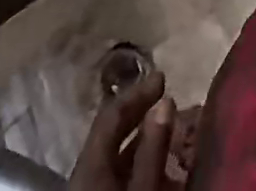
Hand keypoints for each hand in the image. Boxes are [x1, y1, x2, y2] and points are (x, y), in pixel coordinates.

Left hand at [69, 69, 175, 190]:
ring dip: (142, 135)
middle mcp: (85, 168)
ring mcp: (89, 184)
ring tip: (169, 126)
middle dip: (140, 110)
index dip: (137, 92)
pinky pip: (118, 169)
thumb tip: (166, 102)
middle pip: (112, 131)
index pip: (111, 114)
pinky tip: (159, 159)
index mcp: (91, 160)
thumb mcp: (143, 188)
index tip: (162, 76)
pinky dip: (139, 158)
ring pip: (116, 151)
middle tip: (165, 93)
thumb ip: (153, 149)